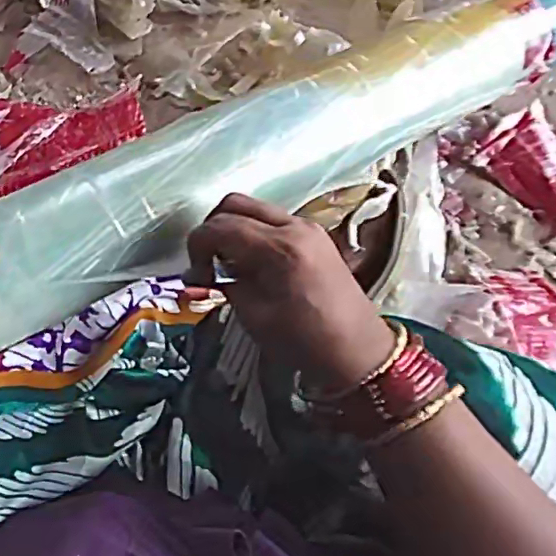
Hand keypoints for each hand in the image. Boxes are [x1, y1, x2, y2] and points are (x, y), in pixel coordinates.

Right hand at [186, 193, 396, 394]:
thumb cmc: (305, 341)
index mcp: (280, 248)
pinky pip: (272, 220)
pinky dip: (253, 232)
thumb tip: (206, 274)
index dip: (198, 245)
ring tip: (229, 264)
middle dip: (213, 228)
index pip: (222, 226)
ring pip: (254, 208)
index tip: (196, 273)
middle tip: (207, 261)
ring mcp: (308, 226)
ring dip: (233, 228)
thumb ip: (226, 285)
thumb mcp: (255, 317)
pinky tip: (252, 263)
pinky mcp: (314, 235)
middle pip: (235, 203)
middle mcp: (295, 226)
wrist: (358, 351)